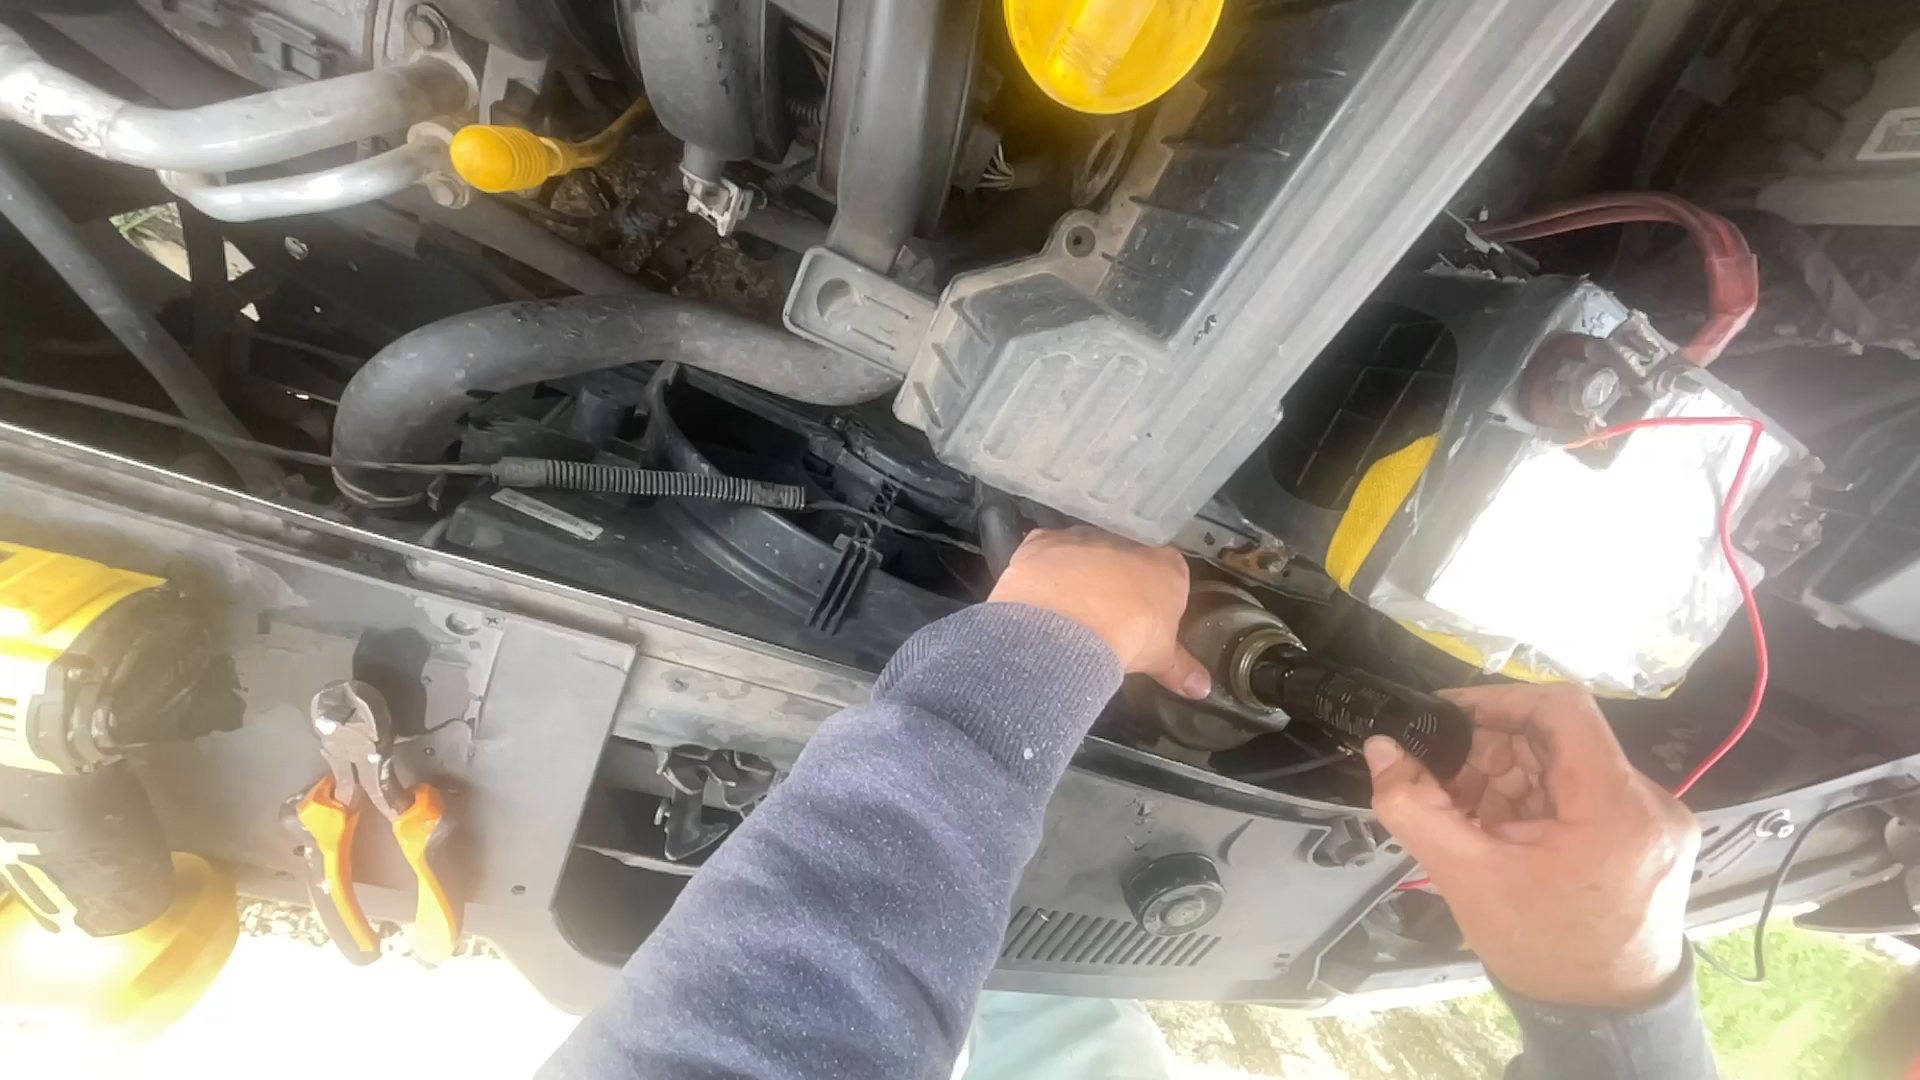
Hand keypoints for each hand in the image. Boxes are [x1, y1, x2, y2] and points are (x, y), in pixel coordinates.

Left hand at [987, 526, 1209, 699]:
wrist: (1069, 623)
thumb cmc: (1128, 636)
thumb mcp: (1160, 657)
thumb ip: (1181, 668)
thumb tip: (1202, 687)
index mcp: (1166, 565)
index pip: (1168, 577)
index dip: (1153, 600)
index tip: (1142, 622)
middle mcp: (1125, 540)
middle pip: (1123, 560)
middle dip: (1114, 583)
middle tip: (1104, 618)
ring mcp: (1083, 536)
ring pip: (1083, 552)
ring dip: (1077, 575)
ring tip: (1067, 612)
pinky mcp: (1044, 540)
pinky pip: (1045, 553)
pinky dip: (1042, 571)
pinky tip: (1038, 596)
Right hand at [1365, 683, 1699, 1007]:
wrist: (1601, 1018)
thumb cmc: (1541, 946)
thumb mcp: (1462, 872)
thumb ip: (1412, 803)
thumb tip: (1380, 747)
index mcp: (1616, 807)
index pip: (1560, 707)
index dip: (1496, 698)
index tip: (1445, 718)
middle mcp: (1645, 802)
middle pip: (1551, 735)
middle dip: (1485, 749)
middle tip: (1438, 780)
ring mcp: (1644, 818)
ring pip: (1554, 760)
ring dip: (1496, 774)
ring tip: (1461, 811)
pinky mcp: (1634, 833)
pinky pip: (1566, 788)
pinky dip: (1519, 795)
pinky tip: (1489, 826)